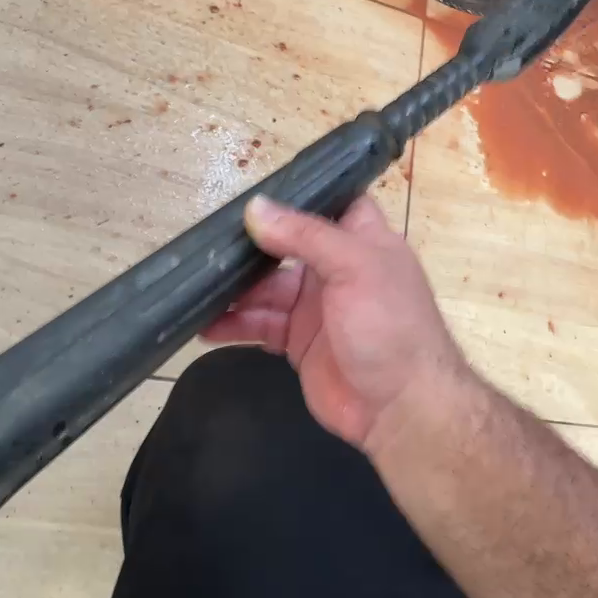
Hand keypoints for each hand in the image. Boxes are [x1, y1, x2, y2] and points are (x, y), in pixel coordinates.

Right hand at [208, 194, 474, 451]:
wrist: (401, 406)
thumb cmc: (389, 323)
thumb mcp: (354, 266)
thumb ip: (305, 236)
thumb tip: (255, 207)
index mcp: (361, 240)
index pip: (330, 204)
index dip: (297, 197)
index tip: (252, 191)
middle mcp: (337, 268)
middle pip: (286, 247)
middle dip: (250, 246)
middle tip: (206, 244)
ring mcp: (317, 306)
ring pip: (267, 287)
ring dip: (235, 290)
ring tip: (196, 289)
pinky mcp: (299, 342)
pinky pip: (261, 325)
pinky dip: (235, 324)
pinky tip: (206, 325)